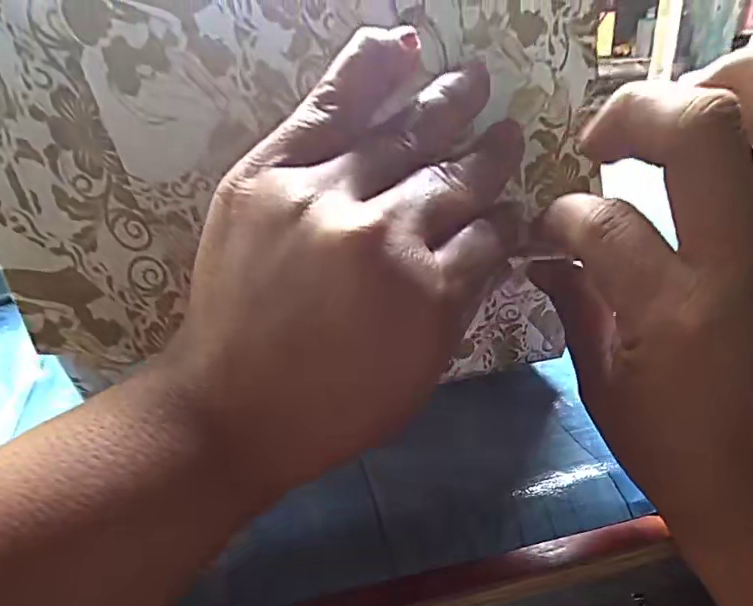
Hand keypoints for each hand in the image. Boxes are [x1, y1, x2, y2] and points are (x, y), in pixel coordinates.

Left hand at [161, 27, 524, 499]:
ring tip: (475, 82)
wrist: (235, 411)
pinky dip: (368, 70)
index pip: (488, 237)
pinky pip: (326, 107)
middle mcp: (384, 235)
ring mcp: (323, 197)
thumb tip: (491, 260)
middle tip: (510, 135)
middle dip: (490, 158)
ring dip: (447, 107)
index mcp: (428, 295)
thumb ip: (458, 313)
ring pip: (400, 136)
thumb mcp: (416, 379)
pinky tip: (405, 45)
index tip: (516, 212)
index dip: (508, 222)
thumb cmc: (334, 412)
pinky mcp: (268, 176)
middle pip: (453, 180)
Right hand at [529, 55, 752, 541]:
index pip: (604, 222)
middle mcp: (744, 268)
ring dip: (750, 85)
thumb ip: (574, 301)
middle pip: (708, 130)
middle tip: (605, 133)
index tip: (546, 228)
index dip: (560, 215)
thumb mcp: (597, 379)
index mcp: (672, 311)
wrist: (737, 477)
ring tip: (698, 100)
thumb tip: (542, 252)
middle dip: (641, 109)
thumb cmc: (656, 441)